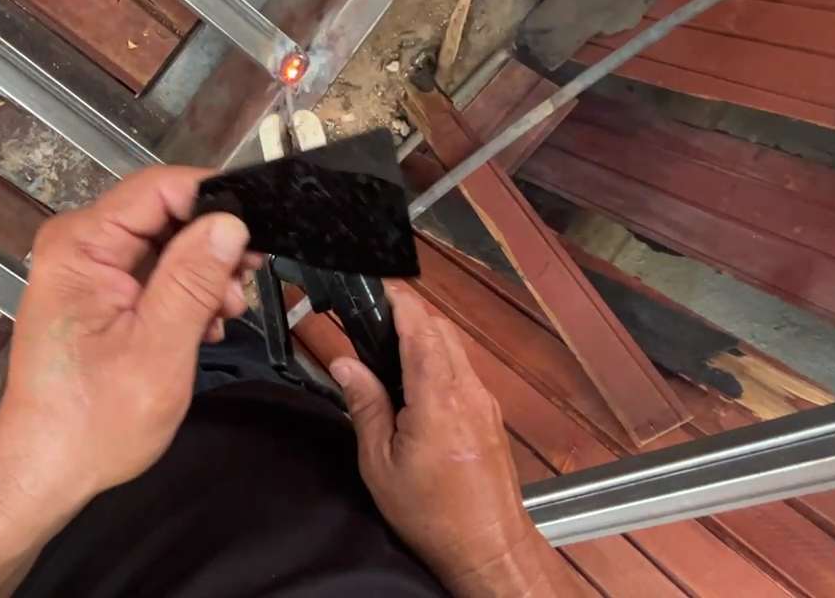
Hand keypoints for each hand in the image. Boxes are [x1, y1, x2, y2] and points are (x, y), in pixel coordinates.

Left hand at [0, 166, 253, 520]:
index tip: (252, 233)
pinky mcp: (99, 285)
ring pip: (165, 238)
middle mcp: (79, 241)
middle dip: (210, 244)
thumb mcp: (157, 350)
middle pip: (164, 211)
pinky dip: (185, 288)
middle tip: (241, 285)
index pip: (159, 187)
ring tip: (222, 314)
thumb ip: (193, 281)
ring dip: (202, 271)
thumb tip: (230, 222)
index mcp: (82, 244)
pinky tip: (202, 322)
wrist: (47, 469)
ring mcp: (88, 263)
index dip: (211, 200)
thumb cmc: (94, 421)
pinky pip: (154, 265)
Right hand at [331, 285, 548, 595]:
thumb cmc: (431, 513)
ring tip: (391, 338)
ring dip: (426, 331)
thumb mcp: (380, 463)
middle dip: (410, 310)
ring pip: (455, 344)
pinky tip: (417, 373)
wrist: (490, 550)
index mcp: (437, 398)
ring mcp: (484, 399)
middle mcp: (467, 390)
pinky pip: (463, 366)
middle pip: (441, 327)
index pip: (421, 328)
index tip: (378, 284)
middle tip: (376, 310)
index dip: (400, 299)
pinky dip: (439, 354)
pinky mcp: (491, 412)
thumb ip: (364, 405)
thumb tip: (344, 363)